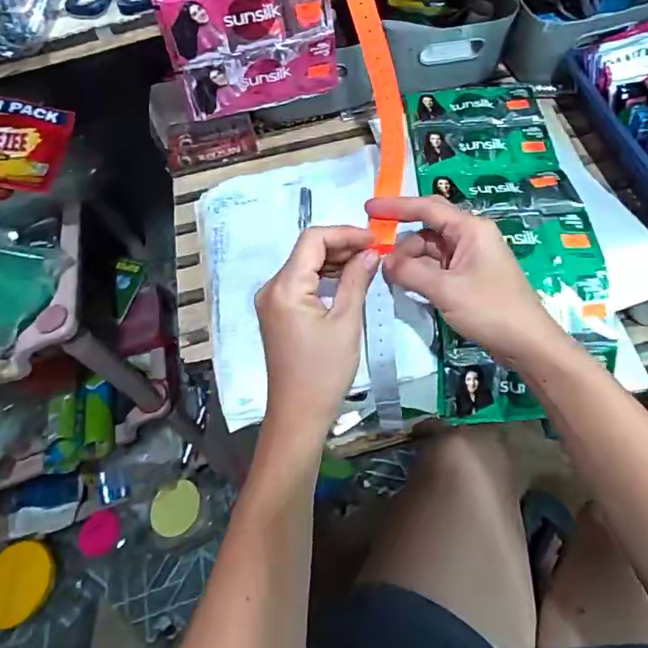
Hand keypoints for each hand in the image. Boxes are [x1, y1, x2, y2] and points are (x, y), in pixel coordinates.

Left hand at [255, 226, 379, 437]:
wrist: (298, 414)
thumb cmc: (324, 371)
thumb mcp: (347, 322)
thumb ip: (357, 280)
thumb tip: (371, 253)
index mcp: (285, 287)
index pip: (313, 239)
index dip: (345, 233)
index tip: (374, 239)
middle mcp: (272, 287)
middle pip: (307, 250)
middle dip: (342, 245)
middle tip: (375, 252)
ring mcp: (272, 300)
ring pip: (305, 265)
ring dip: (334, 260)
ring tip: (367, 264)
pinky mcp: (278, 312)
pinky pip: (301, 283)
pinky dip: (325, 277)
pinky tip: (349, 280)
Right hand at [366, 196, 563, 364]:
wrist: (527, 342)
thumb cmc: (490, 309)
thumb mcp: (445, 290)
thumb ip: (410, 272)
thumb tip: (384, 262)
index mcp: (470, 228)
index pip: (427, 207)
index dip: (395, 206)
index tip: (368, 208)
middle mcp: (472, 236)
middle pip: (428, 227)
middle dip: (402, 236)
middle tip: (375, 248)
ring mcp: (472, 256)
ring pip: (432, 249)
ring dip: (411, 259)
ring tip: (390, 275)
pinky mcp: (471, 276)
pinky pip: (439, 265)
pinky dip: (422, 272)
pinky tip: (406, 283)